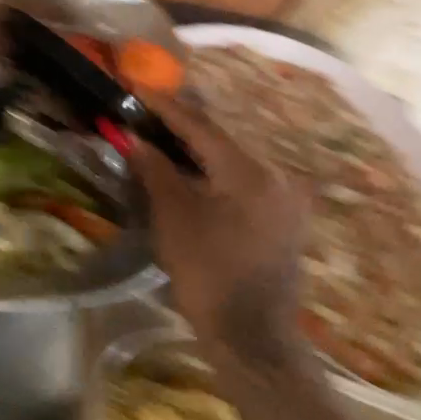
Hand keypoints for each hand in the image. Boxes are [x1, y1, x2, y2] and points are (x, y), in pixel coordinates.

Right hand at [126, 88, 314, 376]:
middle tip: (142, 112)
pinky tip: (185, 172)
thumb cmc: (207, 267)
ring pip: (230, 161)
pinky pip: (241, 181)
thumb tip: (135, 138)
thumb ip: (154, 168)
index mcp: (251, 172)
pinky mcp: (284, 220)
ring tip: (157, 138)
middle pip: (219, 141)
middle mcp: (277, 178)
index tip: (134, 87)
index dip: (164, 107)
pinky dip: (210, 171)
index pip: (201, 127)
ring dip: (193, 150)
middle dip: (179, 126)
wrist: (251, 331)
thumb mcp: (172, 213)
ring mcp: (286, 201)